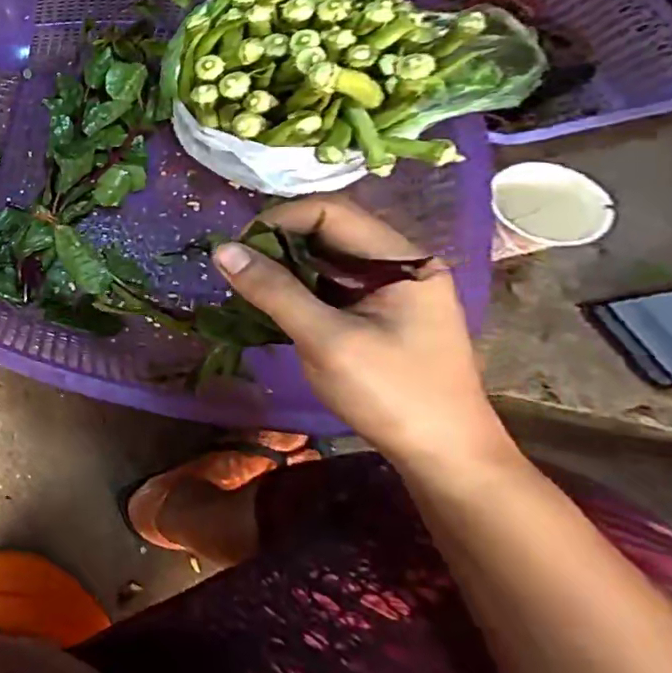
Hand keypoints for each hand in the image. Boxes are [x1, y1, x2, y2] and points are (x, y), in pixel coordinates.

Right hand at [211, 193, 511, 469]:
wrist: (449, 460)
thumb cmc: (393, 396)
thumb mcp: (326, 341)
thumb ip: (274, 291)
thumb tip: (222, 250)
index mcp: (403, 259)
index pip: (331, 212)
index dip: (280, 220)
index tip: (239, 248)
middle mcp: (401, 264)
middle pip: (330, 232)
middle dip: (280, 244)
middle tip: (238, 268)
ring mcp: (393, 291)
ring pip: (329, 260)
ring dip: (287, 267)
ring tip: (249, 285)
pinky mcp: (382, 315)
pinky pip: (334, 286)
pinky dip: (301, 289)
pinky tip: (274, 305)